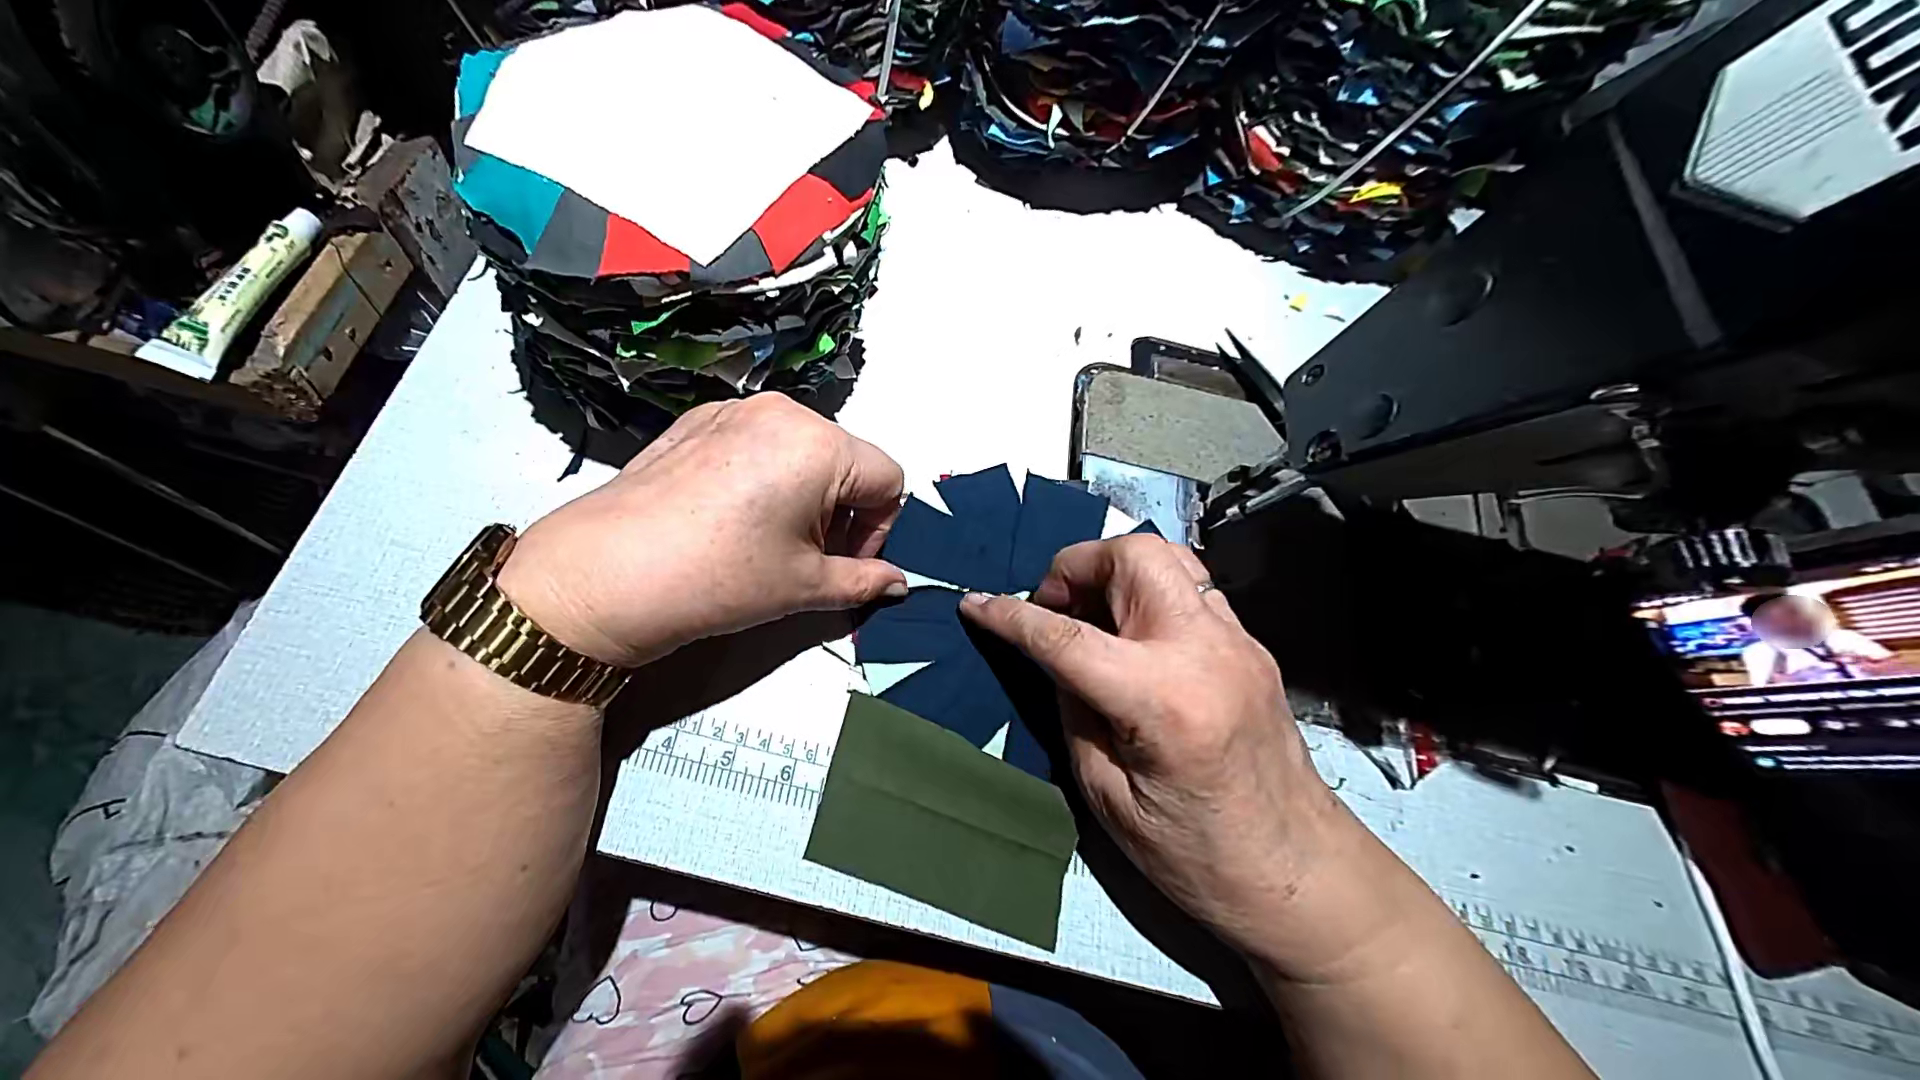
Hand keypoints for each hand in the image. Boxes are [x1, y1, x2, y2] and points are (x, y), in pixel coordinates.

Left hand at [498, 394, 906, 667]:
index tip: (849, 561)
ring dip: (809, 495)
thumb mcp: (805, 585)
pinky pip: (761, 443)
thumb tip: (900, 583)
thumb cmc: (718, 578)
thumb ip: (865, 579)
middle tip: (813, 557)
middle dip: (844, 511)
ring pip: (805, 450)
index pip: (888, 479)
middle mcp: (782, 412)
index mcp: (819, 444)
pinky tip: (736, 518)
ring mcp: (735, 411)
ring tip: (772, 540)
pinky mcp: (698, 421)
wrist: (604, 576)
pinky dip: (769, 478)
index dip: (880, 527)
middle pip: (847, 460)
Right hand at [959, 534, 1359, 974]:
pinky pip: (1188, 589)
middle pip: (1135, 554)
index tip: (975, 605)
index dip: (1011, 617)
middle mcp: (1206, 650)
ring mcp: (1238, 641)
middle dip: (1079, 565)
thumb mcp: (1107, 794)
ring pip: (1168, 557)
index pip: (1067, 636)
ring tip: (1091, 617)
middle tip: (1056, 608)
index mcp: (1162, 699)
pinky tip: (1133, 636)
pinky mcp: (1251, 646)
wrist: (1302, 876)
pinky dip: (1146, 594)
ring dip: (1115, 572)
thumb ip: (1074, 709)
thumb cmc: (1196, 856)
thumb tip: (1054, 656)